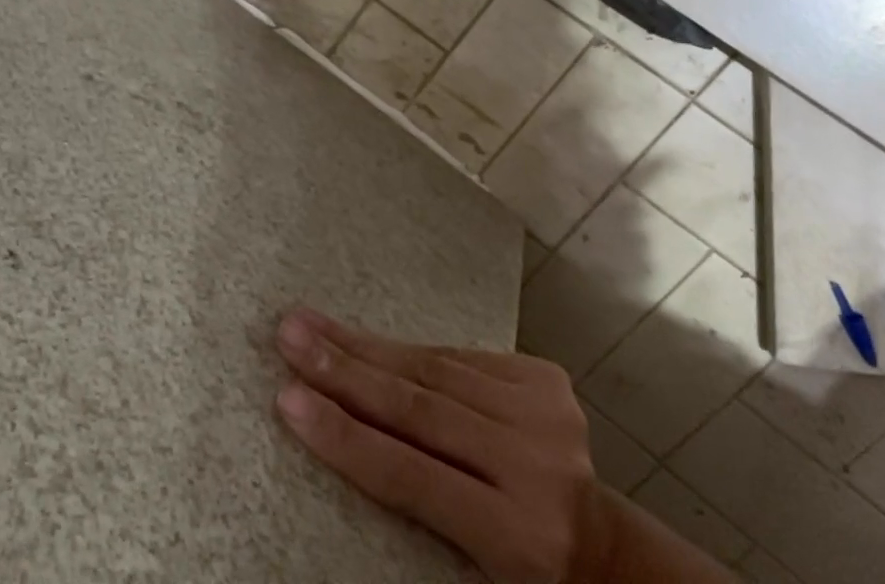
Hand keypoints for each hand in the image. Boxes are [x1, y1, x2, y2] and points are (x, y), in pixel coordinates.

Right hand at [273, 308, 735, 582]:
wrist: (598, 542)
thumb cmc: (514, 568)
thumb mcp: (466, 560)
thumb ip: (415, 501)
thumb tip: (337, 433)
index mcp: (516, 533)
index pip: (409, 475)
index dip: (343, 437)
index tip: (286, 400)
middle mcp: (538, 467)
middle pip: (420, 408)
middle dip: (342, 369)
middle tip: (288, 337)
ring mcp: (548, 415)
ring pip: (433, 369)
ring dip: (361, 346)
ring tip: (309, 325)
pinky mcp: (547, 379)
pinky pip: (455, 356)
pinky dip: (403, 349)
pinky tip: (360, 338)